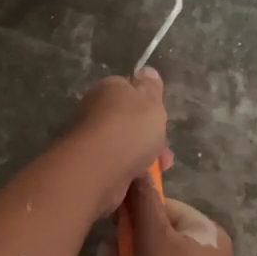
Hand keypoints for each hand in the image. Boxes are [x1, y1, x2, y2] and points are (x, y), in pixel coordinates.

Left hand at [67, 68, 170, 219]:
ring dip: (145, 161)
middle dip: (150, 140)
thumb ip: (151, 86)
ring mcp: (92, 141)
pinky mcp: (91, 167)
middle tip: (164, 154)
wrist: (100, 168)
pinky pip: (118, 169)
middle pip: (129, 123)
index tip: (161, 119)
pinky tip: (142, 184)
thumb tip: (146, 71)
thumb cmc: (130, 127)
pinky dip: (132, 176)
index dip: (148, 106)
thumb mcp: (150, 99)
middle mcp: (95, 112)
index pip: (128, 91)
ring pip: (126, 149)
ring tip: (158, 172)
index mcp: (108, 89)